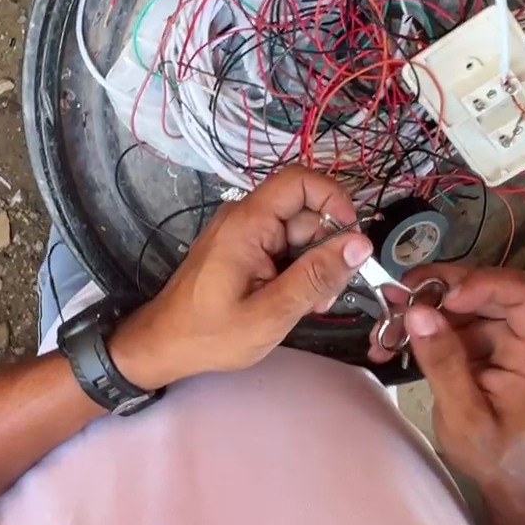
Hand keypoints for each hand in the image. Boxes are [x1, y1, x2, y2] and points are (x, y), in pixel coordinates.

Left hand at [109, 168, 371, 389]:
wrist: (164, 344)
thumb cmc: (210, 334)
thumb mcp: (271, 312)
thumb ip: (316, 276)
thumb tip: (360, 243)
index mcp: (248, 222)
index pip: (300, 180)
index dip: (334, 200)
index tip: (352, 240)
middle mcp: (246, 217)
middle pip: (305, 211)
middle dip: (328, 248)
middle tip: (328, 293)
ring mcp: (245, 232)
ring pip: (300, 232)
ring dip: (315, 265)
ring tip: (310, 304)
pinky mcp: (245, 249)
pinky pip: (284, 247)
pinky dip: (298, 271)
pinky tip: (296, 301)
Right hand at [391, 266, 524, 491]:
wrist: (501, 474)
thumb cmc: (495, 453)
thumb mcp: (466, 417)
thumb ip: (444, 364)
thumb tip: (418, 312)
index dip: (486, 284)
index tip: (446, 301)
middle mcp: (519, 334)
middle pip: (484, 285)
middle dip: (436, 288)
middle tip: (394, 299)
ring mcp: (495, 334)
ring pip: (456, 295)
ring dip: (416, 304)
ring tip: (384, 328)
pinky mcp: (473, 339)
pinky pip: (442, 315)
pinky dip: (413, 321)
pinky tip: (387, 340)